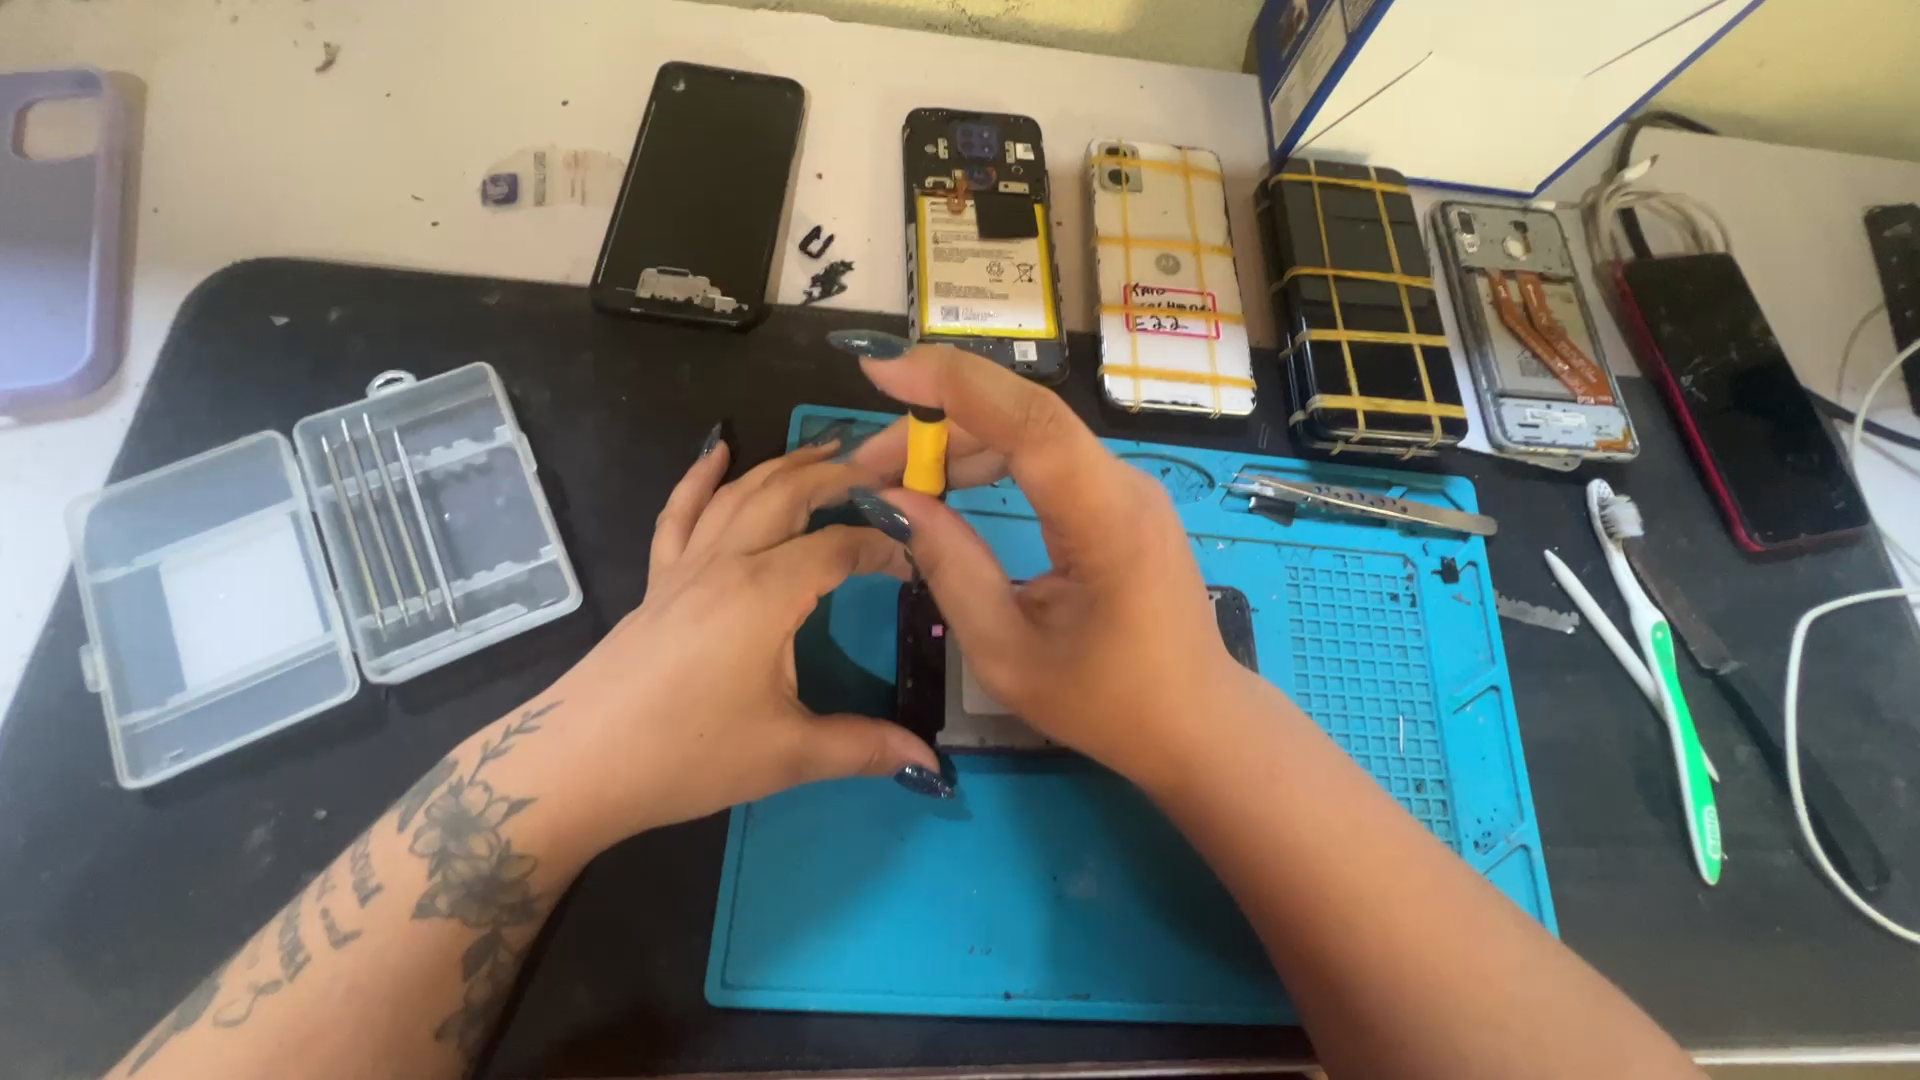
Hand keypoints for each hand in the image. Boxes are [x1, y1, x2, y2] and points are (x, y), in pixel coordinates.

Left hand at [530, 436, 942, 847]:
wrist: (577, 766)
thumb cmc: (686, 756)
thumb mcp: (786, 756)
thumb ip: (863, 748)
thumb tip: (929, 760)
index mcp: (766, 593)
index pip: (839, 547)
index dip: (883, 547)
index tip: (913, 562)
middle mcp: (727, 562)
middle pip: (788, 495)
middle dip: (838, 476)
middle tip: (882, 473)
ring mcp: (685, 566)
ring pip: (740, 493)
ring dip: (784, 465)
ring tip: (823, 450)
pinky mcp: (657, 580)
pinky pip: (680, 512)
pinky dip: (700, 476)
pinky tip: (716, 450)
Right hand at [844, 343, 1261, 788]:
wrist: (1195, 722)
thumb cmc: (1108, 702)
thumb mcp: (1009, 653)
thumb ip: (951, 569)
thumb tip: (893, 502)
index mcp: (1107, 519)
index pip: (1029, 422)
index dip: (952, 383)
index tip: (879, 368)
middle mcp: (1122, 485)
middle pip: (1020, 420)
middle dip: (935, 425)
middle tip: (867, 466)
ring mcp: (1123, 488)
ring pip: (1029, 434)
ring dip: (957, 445)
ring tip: (894, 482)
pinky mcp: (1115, 501)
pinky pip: (1044, 460)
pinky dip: (988, 463)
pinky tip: (946, 487)